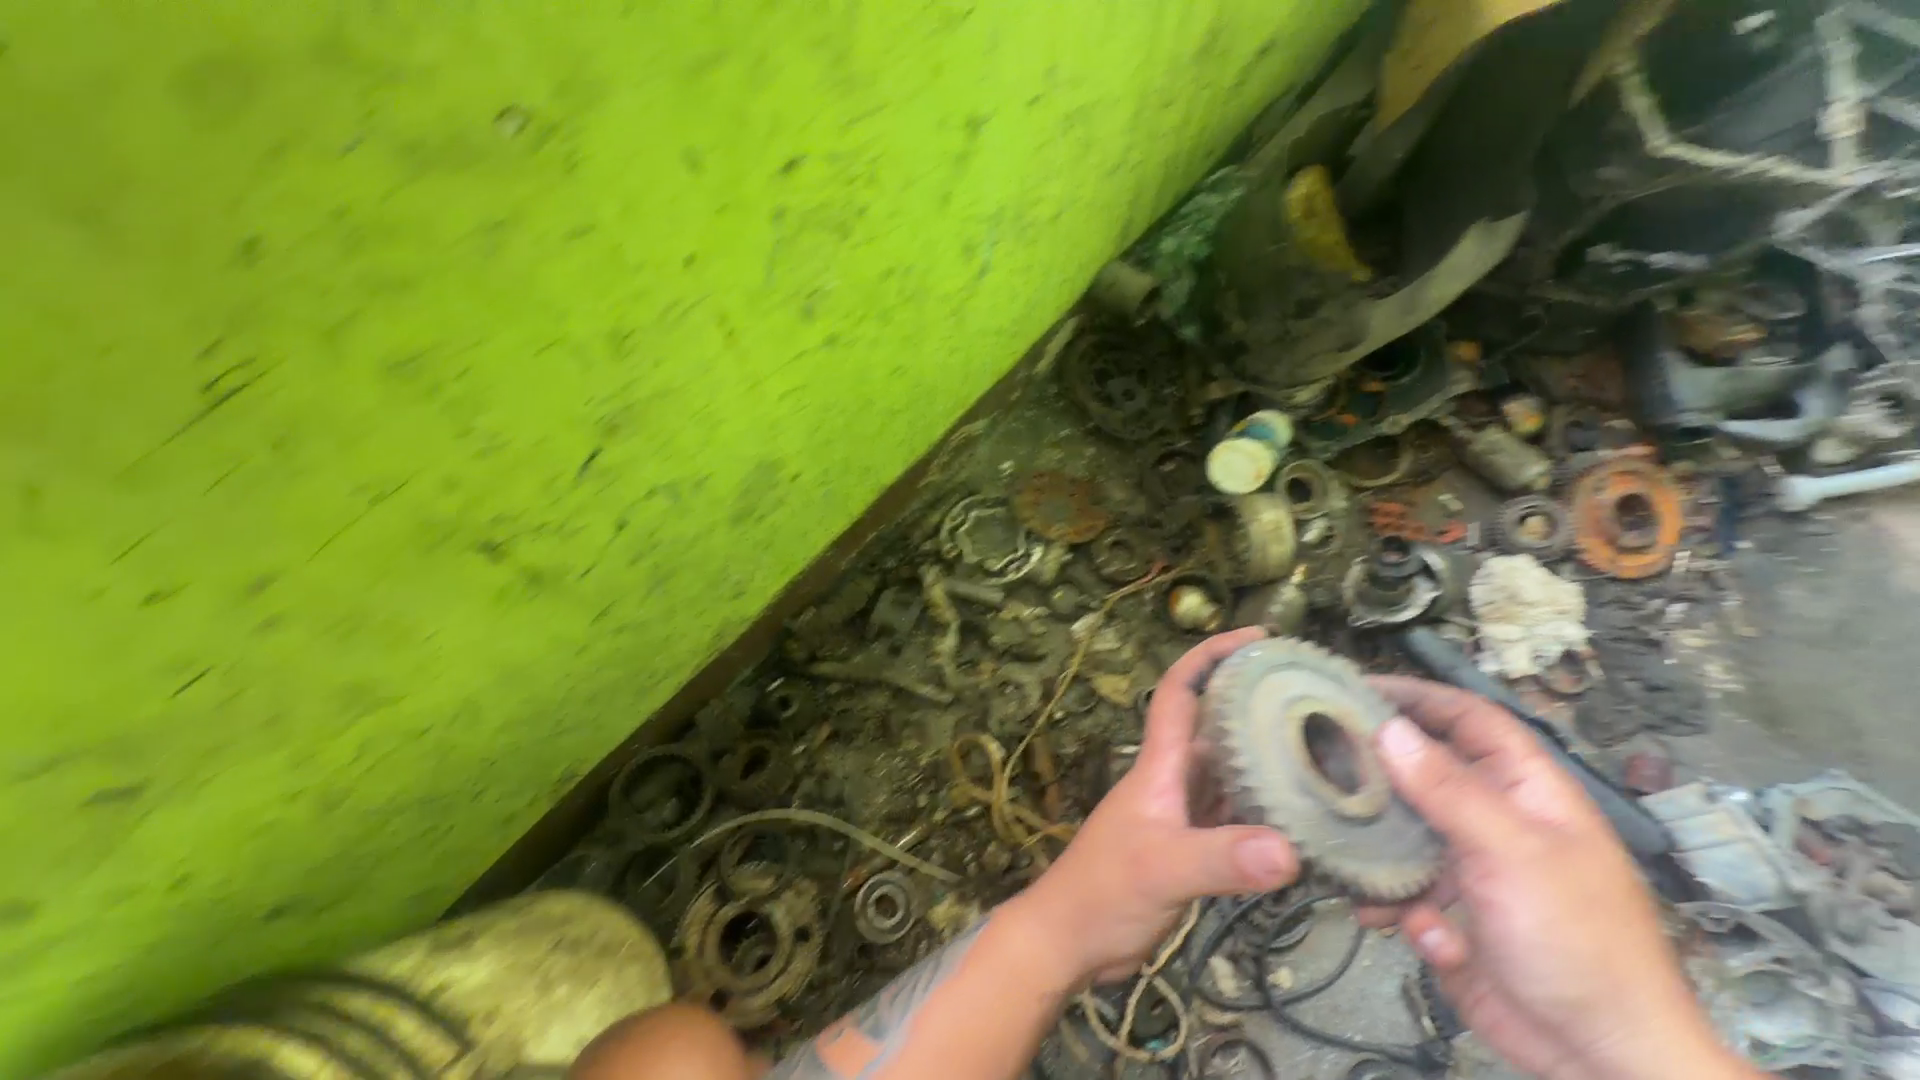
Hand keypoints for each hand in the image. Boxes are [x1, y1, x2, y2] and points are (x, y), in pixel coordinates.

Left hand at [1014, 628, 1299, 984]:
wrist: (1070, 941)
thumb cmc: (1104, 893)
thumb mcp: (1162, 870)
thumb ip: (1219, 859)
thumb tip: (1291, 850)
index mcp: (1158, 766)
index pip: (1179, 691)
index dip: (1211, 656)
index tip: (1260, 638)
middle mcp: (1172, 780)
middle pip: (1216, 727)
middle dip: (1259, 705)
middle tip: (1321, 700)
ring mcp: (1181, 814)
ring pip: (1230, 772)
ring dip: (1269, 759)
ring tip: (1331, 751)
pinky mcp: (1191, 847)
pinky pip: (1235, 815)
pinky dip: (1267, 811)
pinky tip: (1307, 819)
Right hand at [1358, 677, 1750, 1079]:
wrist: (1602, 1057)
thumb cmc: (1575, 939)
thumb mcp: (1512, 853)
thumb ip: (1448, 790)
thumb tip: (1387, 728)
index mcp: (1528, 792)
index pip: (1471, 719)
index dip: (1419, 696)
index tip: (1354, 688)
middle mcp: (1496, 820)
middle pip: (1424, 772)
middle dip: (1375, 768)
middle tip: (1315, 758)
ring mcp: (1472, 867)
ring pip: (1402, 831)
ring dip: (1370, 842)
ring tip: (1330, 843)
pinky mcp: (1450, 913)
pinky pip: (1402, 888)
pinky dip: (1387, 900)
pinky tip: (1380, 916)